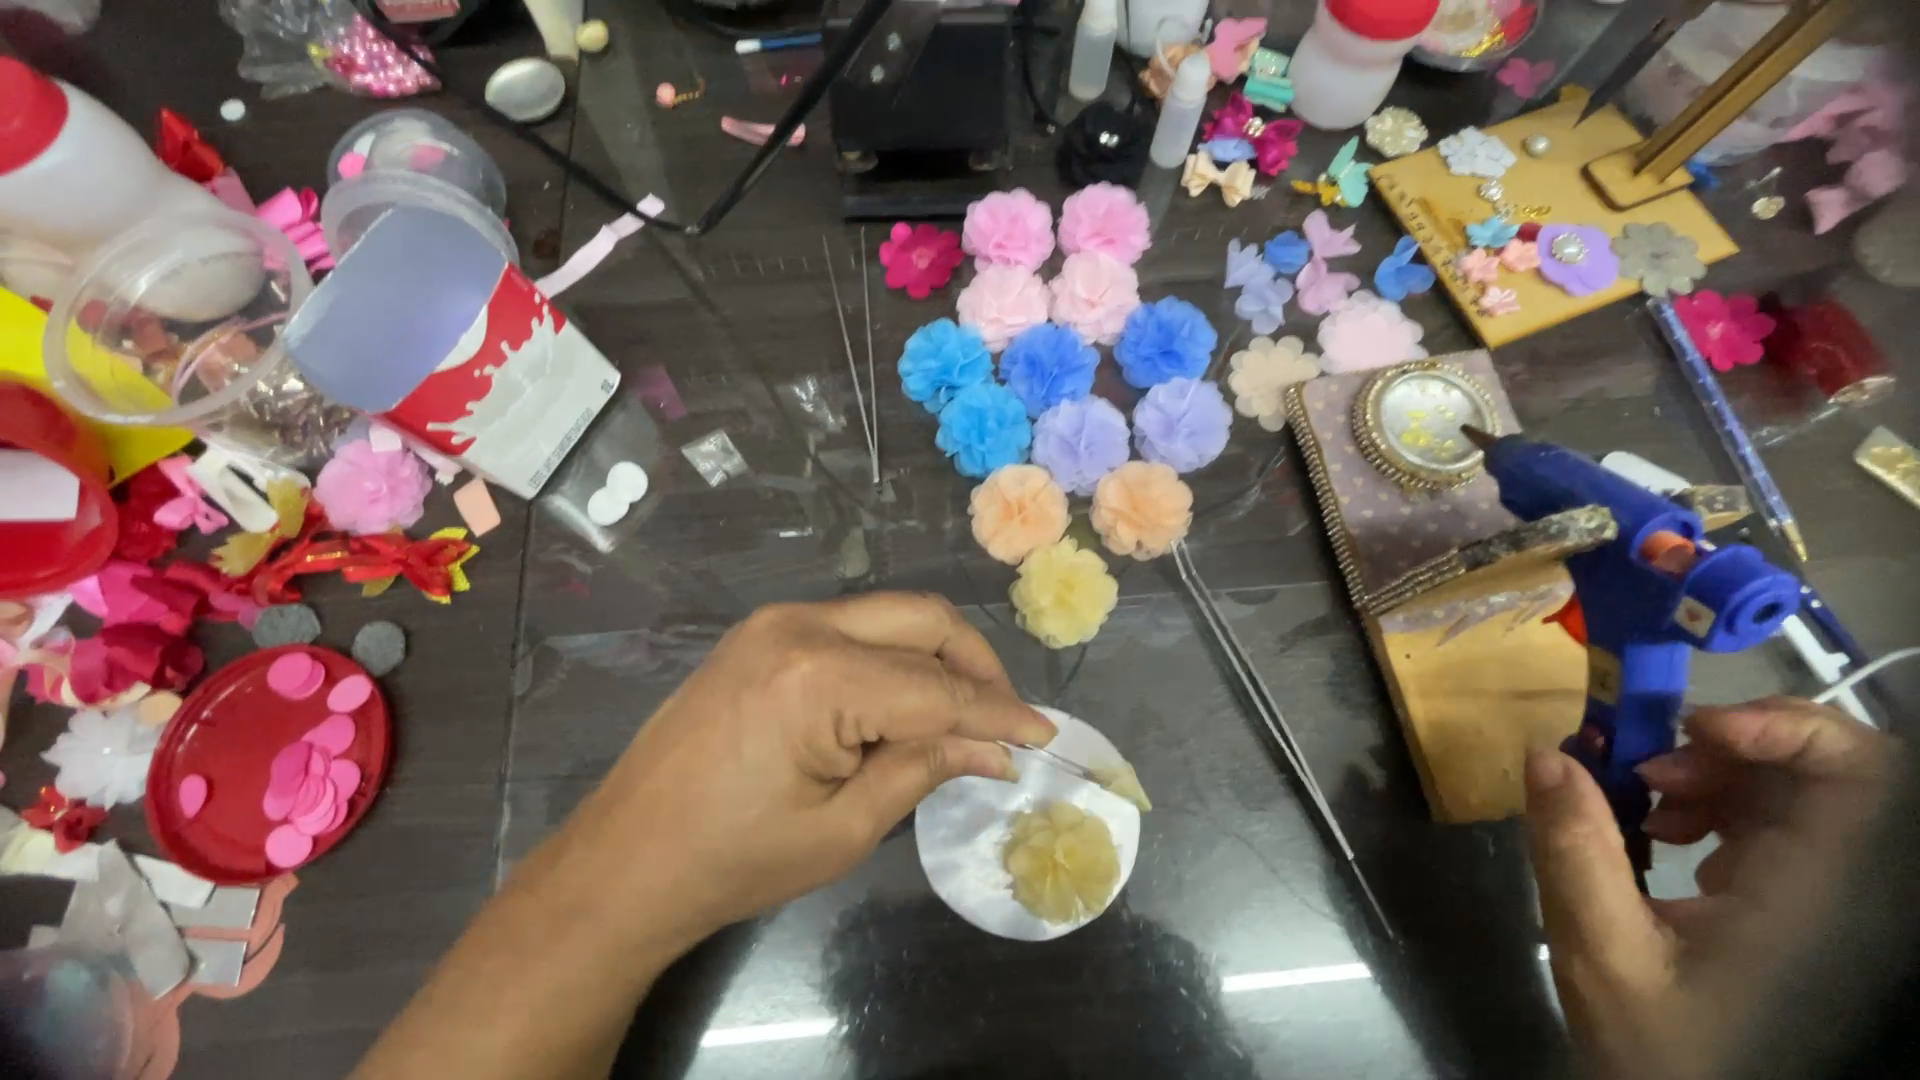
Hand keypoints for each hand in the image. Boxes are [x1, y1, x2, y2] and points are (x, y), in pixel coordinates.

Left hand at [570, 593, 1055, 955]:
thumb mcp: (845, 827)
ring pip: (890, 616)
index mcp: (819, 678)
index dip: (997, 714)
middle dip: (976, 665)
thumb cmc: (735, 858)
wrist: (628, 858)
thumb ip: (925, 768)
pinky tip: (907, 700)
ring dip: (937, 657)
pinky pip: (853, 628)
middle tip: (1005, 719)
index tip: (1043, 735)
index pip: (937, 689)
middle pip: (922, 621)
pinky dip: (894, 657)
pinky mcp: (764, 632)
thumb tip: (996, 749)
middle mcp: (801, 627)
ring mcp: (776, 622)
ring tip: (965, 713)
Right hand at [1524, 698, 1897, 1079]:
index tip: (1688, 725)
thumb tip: (1548, 756)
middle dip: (1722, 747)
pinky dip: (1708, 803)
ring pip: (1788, 789)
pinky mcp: (1789, 898)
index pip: (1854, 778)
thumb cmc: (1662, 1045)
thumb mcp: (1601, 950)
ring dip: (1707, 772)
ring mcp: (1816, 892)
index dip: (1786, 726)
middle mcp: (1833, 885)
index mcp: (1812, 897)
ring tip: (1640, 800)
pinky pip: (1767, 820)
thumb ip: (1576, 852)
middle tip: (1642, 767)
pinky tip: (1658, 830)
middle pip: (1820, 771)